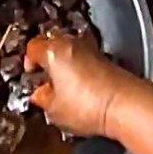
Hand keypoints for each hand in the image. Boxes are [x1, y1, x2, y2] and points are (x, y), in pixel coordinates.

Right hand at [26, 34, 145, 139]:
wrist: (123, 103)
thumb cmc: (86, 105)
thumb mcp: (55, 110)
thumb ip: (42, 99)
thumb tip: (39, 94)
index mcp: (51, 51)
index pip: (32, 48)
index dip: (29, 61)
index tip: (32, 75)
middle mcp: (67, 43)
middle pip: (49, 43)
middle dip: (46, 58)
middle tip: (46, 79)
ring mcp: (86, 47)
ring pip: (66, 48)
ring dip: (63, 60)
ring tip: (64, 82)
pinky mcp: (102, 55)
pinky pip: (81, 54)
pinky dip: (78, 64)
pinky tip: (80, 84)